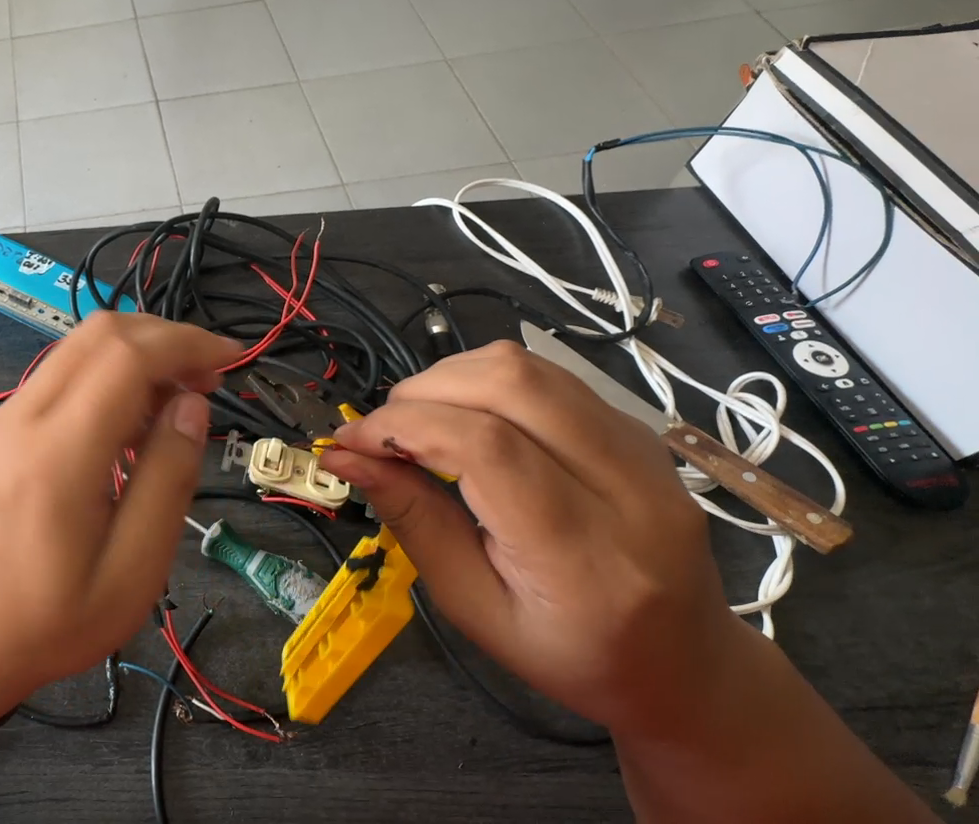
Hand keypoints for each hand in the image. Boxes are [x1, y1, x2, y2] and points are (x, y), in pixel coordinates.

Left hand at [0, 312, 240, 721]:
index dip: (185, 344)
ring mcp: (6, 417)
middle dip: (164, 338)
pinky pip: (60, 373)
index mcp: (58, 453)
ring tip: (177, 399)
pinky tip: (132, 417)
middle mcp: (24, 417)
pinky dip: (106, 372)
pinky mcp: (1, 427)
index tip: (231, 361)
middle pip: (100, 334)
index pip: (126, 356)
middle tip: (208, 380)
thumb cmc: (56, 620)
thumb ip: (168, 478)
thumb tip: (191, 403)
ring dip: (135, 352)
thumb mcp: (133, 570)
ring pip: (77, 346)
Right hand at [319, 340, 747, 736]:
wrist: (687, 665)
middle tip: (385, 432)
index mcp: (586, 558)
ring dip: (449, 378)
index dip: (403, 427)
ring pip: (527, 367)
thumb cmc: (569, 652)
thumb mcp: (473, 606)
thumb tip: (345, 457)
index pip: (486, 449)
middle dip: (422, 392)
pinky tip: (466, 418)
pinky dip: (484, 381)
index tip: (350, 441)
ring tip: (421, 421)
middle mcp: (629, 489)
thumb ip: (413, 521)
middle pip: (510, 385)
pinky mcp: (637, 430)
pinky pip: (546, 375)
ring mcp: (642, 450)